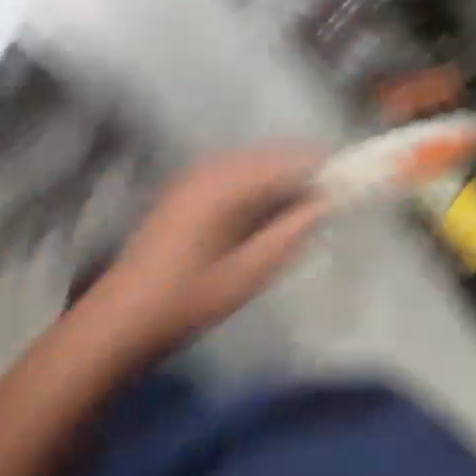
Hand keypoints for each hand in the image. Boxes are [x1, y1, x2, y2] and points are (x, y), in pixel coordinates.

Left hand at [84, 145, 329, 355]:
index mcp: (226, 185)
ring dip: (284, 179)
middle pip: (274, 156)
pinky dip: (261, 186)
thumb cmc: (187, 302)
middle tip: (335, 201)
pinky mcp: (187, 188)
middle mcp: (210, 169)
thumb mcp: (248, 274)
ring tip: (308, 211)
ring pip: (256, 163)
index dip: (326, 168)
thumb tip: (327, 204)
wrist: (120, 320)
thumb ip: (290, 233)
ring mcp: (194, 176)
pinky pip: (237, 173)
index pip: (290, 161)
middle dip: (306, 172)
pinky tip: (268, 215)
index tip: (356, 181)